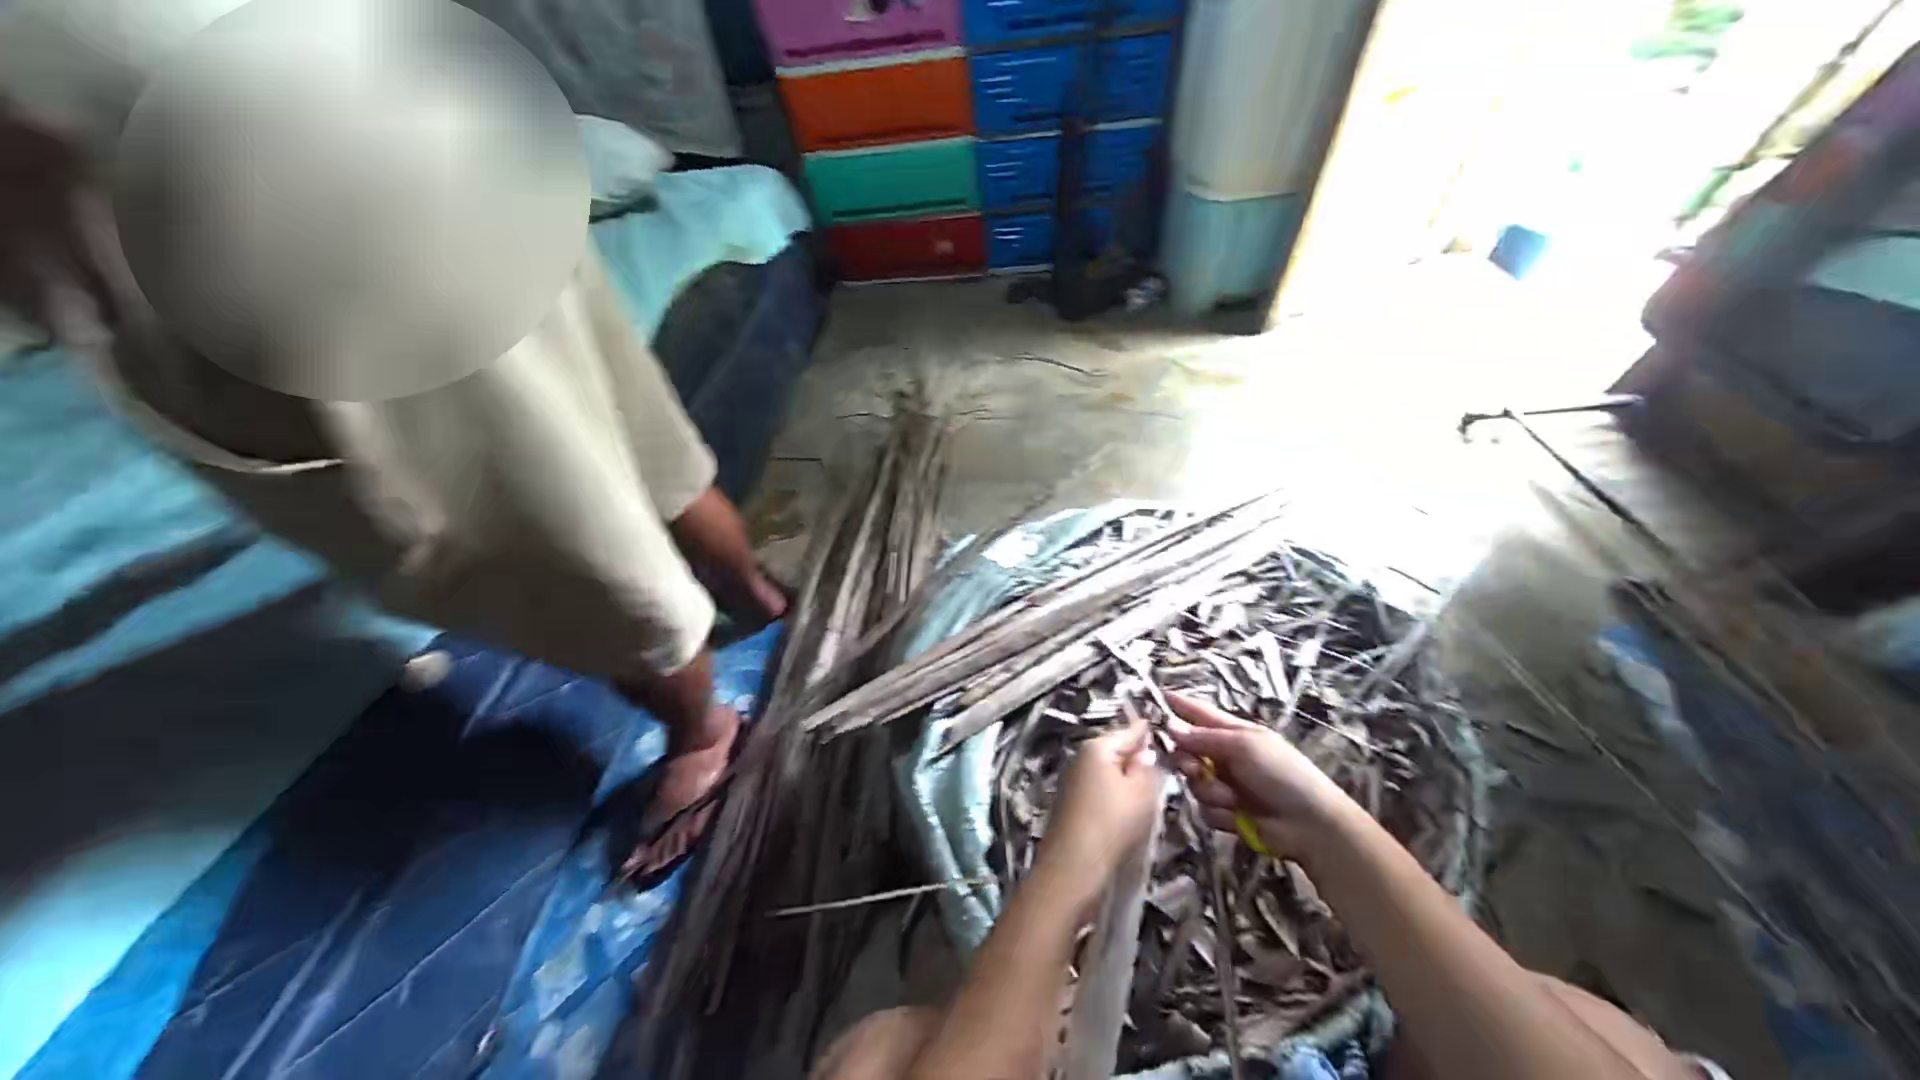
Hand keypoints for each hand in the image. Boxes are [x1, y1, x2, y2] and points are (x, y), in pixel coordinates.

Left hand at [1040, 715, 1164, 887]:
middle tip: (1160, 763)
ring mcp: (1072, 779)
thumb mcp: (1142, 792)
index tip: (1160, 727)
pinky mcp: (1069, 801)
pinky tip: (1124, 805)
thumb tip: (1144, 753)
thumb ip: (1148, 767)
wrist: (1073, 864)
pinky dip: (1112, 791)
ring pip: (1106, 770)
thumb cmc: (1113, 822)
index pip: (1128, 731)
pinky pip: (1098, 787)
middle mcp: (1080, 757)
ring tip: (1147, 787)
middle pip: (1115, 750)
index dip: (1146, 731)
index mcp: (1097, 747)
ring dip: (1124, 776)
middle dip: (1135, 755)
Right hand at [1165, 692, 1355, 856]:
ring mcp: (1226, 785)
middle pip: (1187, 751)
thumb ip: (1204, 737)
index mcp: (1234, 732)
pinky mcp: (1227, 813)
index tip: (1155, 697)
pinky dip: (1219, 813)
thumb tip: (1170, 726)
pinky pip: (1204, 809)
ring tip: (1233, 800)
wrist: (1311, 826)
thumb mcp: (1245, 746)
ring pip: (1193, 783)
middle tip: (1195, 769)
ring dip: (1210, 791)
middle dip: (1188, 762)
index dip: (1178, 705)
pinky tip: (1238, 816)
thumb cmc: (1283, 774)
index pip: (1199, 713)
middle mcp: (1226, 756)